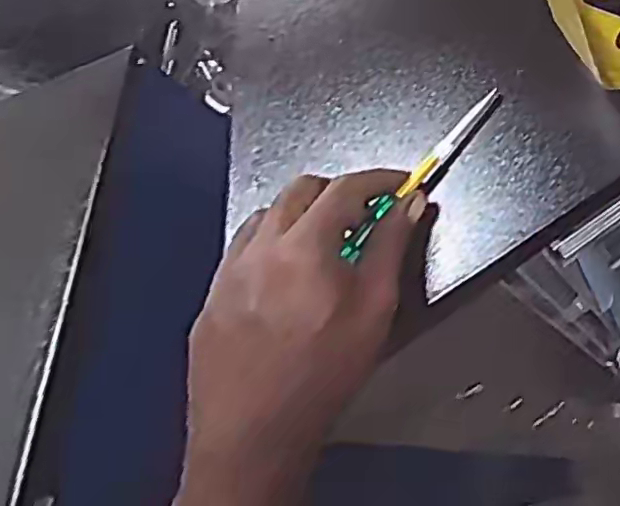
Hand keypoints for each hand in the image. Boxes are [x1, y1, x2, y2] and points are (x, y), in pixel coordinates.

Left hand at [177, 170, 432, 505]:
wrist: (254, 441)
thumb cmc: (325, 371)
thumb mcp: (377, 304)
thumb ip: (393, 244)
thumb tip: (410, 202)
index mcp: (302, 248)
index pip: (345, 187)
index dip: (381, 178)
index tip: (402, 184)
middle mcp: (257, 252)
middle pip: (301, 189)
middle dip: (340, 192)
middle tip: (368, 215)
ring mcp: (226, 277)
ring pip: (266, 216)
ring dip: (303, 215)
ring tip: (328, 244)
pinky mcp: (209, 304)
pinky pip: (242, 252)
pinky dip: (273, 245)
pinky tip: (291, 276)